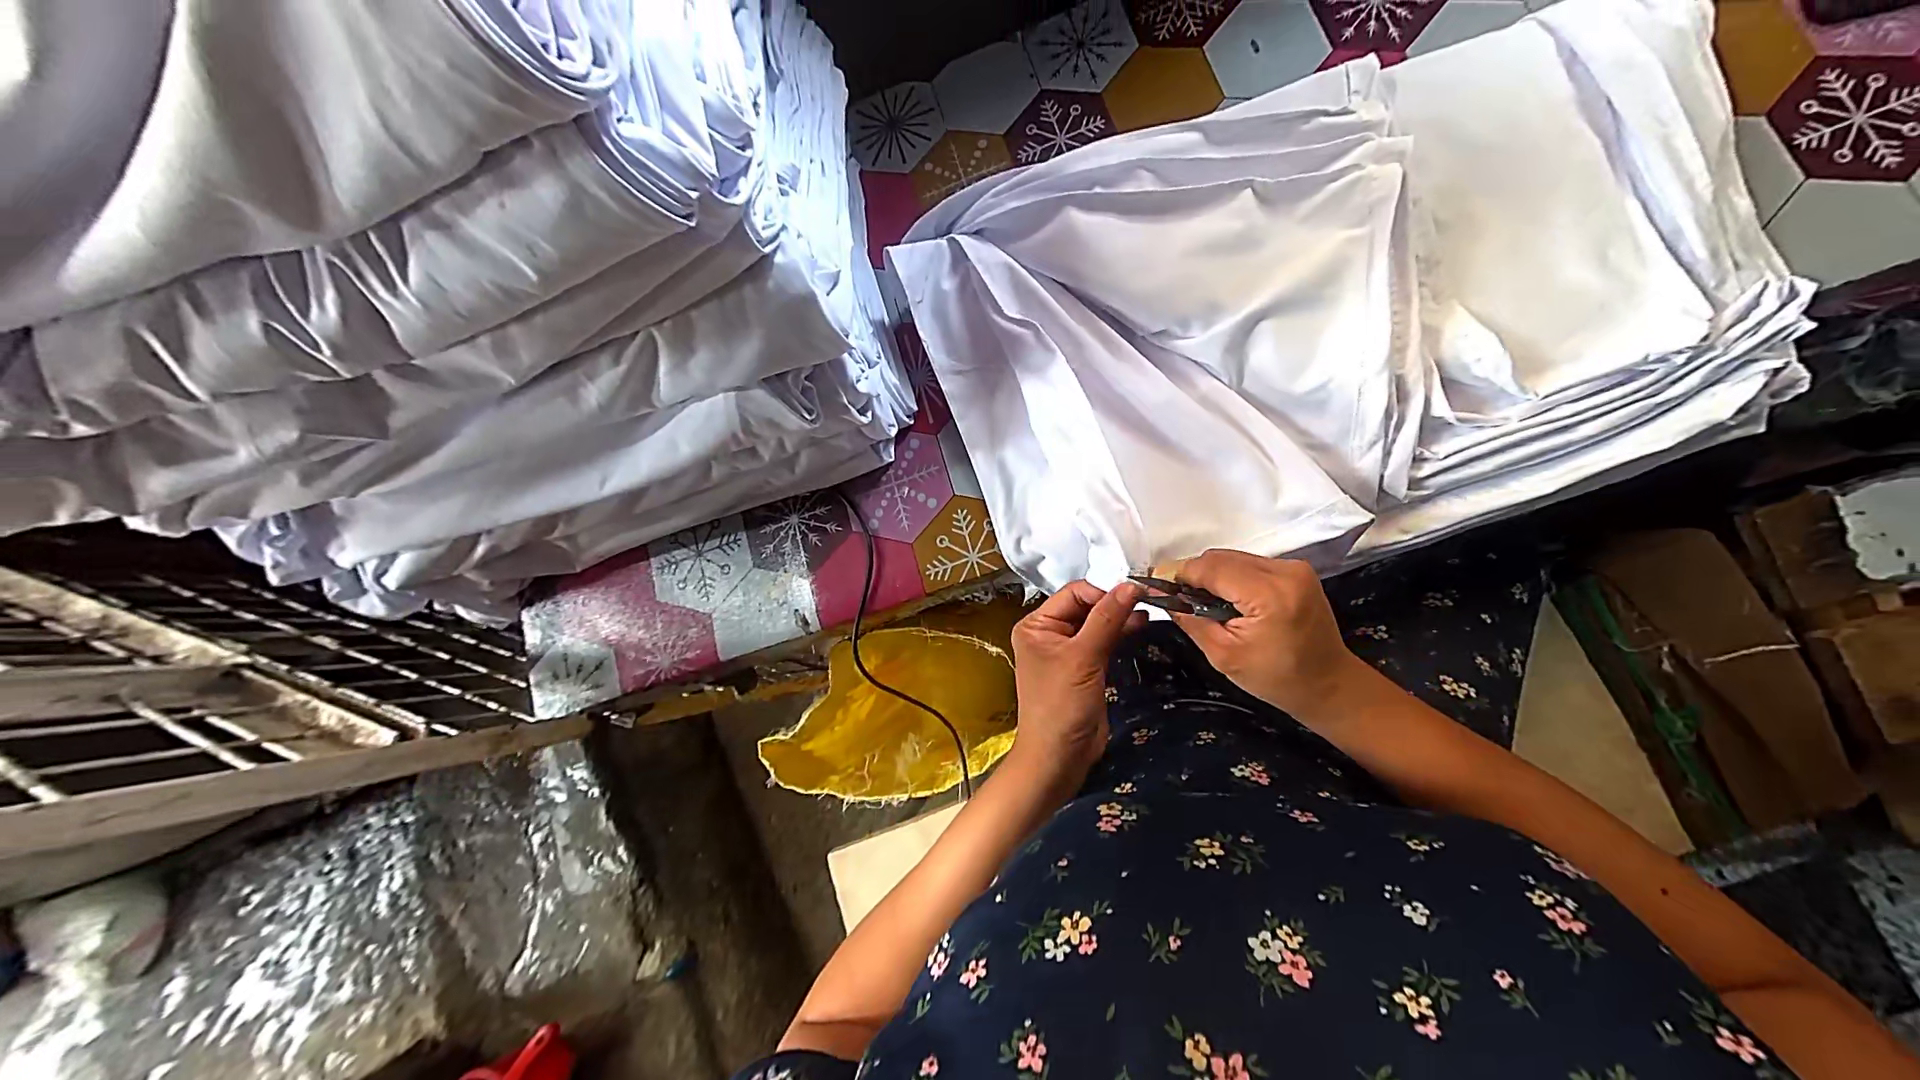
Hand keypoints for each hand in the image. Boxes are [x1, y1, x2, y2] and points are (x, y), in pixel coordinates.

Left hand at [1008, 580, 1145, 776]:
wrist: (1059, 757)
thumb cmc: (1061, 705)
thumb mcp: (1083, 657)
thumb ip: (1107, 619)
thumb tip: (1131, 585)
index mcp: (1036, 625)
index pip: (1074, 593)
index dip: (1104, 591)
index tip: (1136, 592)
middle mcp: (1048, 634)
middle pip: (1086, 606)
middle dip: (1114, 603)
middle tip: (1148, 599)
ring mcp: (1066, 651)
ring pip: (1097, 624)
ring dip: (1120, 618)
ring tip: (1148, 611)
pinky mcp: (1084, 668)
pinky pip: (1103, 642)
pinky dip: (1120, 634)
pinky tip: (1140, 626)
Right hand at [1162, 549, 1367, 719]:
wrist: (1328, 684)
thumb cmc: (1277, 678)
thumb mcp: (1222, 654)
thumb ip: (1190, 618)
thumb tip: (1160, 594)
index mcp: (1269, 594)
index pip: (1210, 568)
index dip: (1179, 574)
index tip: (1157, 586)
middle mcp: (1285, 572)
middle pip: (1221, 558)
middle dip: (1194, 575)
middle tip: (1178, 599)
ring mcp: (1294, 568)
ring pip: (1233, 557)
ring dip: (1213, 576)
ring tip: (1204, 603)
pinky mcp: (1296, 570)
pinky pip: (1249, 563)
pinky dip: (1231, 577)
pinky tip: (1228, 600)